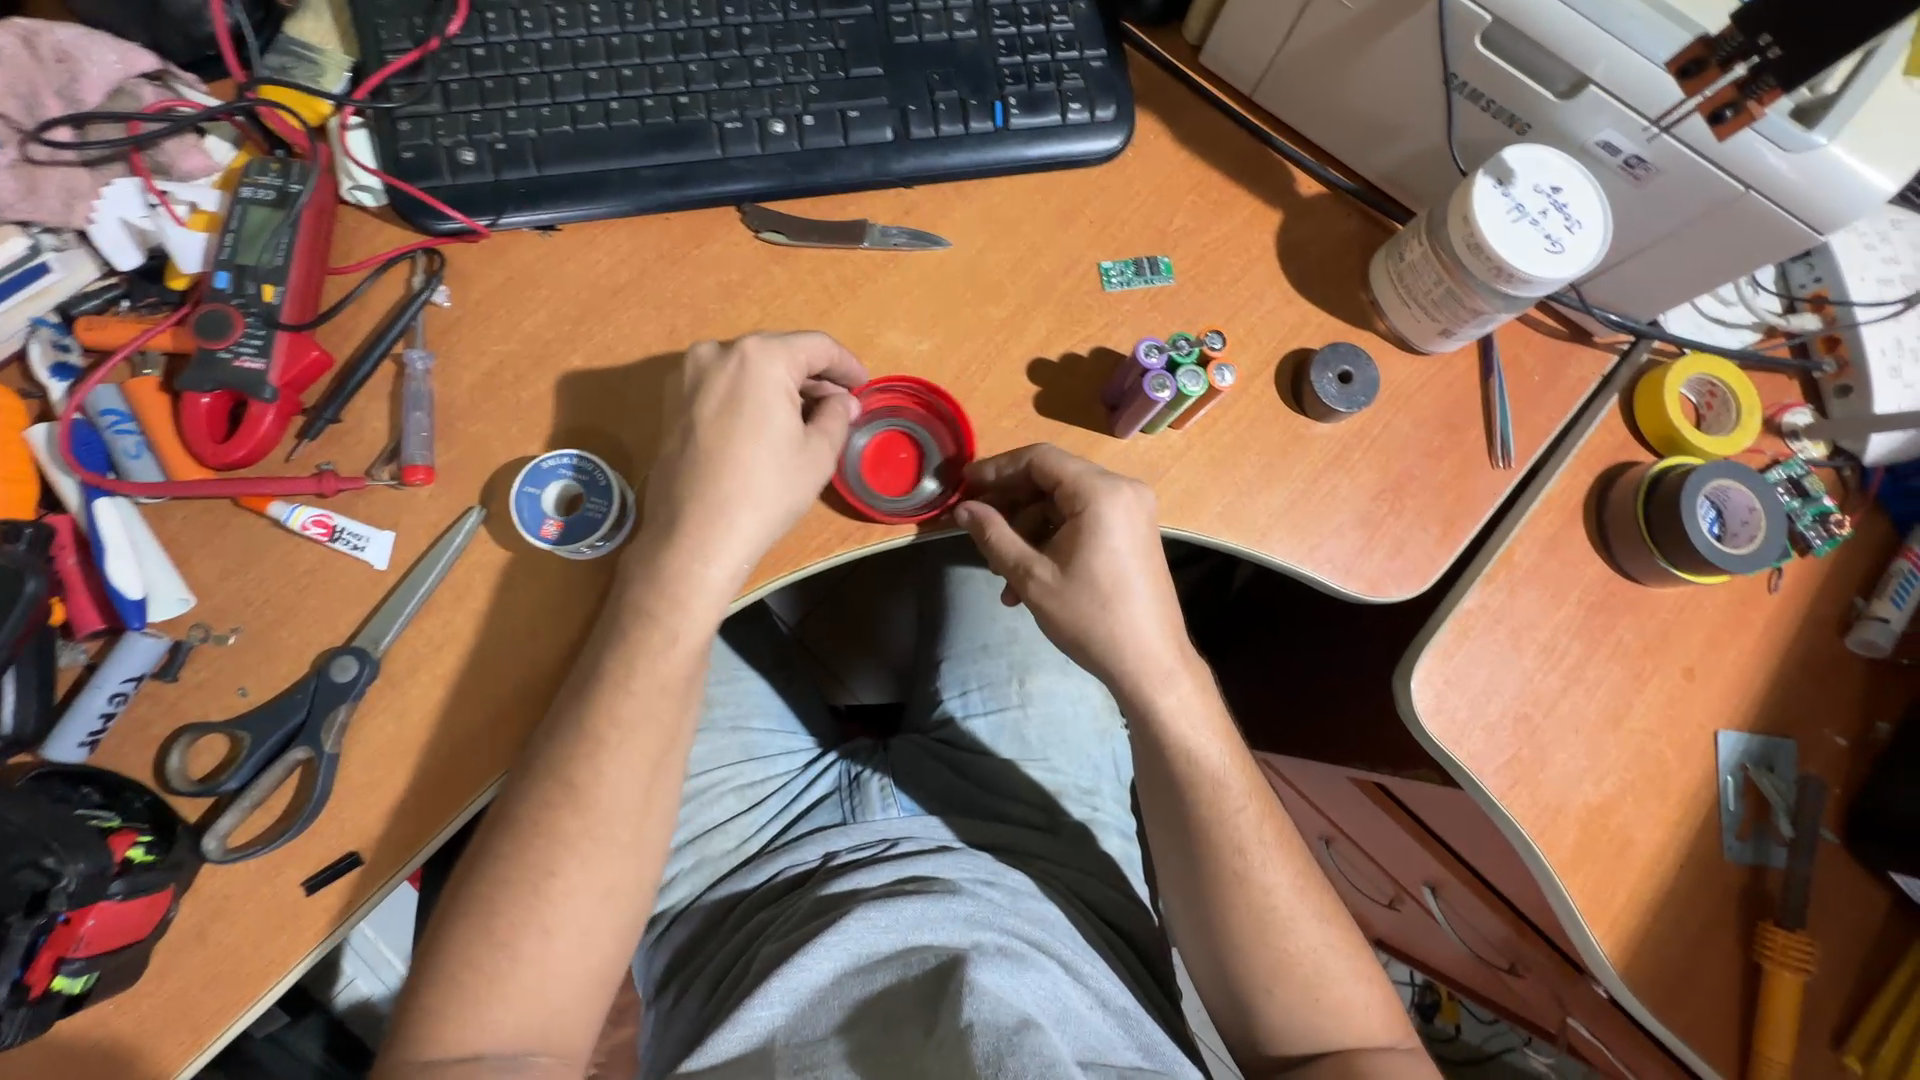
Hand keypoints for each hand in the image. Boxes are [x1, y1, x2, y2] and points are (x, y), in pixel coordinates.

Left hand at [639, 332, 867, 593]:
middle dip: (813, 376)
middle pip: (779, 352)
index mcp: (761, 357)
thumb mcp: (818, 453)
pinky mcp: (672, 401)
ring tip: (806, 416)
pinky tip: (767, 423)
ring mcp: (688, 374)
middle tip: (841, 403)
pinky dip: (750, 395)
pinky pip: (724, 385)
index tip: (864, 386)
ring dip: (781, 385)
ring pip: (749, 368)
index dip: (847, 365)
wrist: (697, 534)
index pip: (817, 346)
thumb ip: (837, 415)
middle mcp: (719, 352)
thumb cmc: (766, 491)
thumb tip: (843, 401)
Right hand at [952, 444, 1199, 701]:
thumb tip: (963, 509)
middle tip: (975, 529)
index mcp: (1101, 492)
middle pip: (1052, 479)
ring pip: (1064, 504)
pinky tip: (1027, 580)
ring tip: (1002, 574)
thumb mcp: (1033, 577)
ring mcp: (1132, 510)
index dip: (996, 470)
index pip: (1039, 459)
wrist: (1150, 664)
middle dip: (1010, 506)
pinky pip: (1083, 520)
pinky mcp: (1133, 531)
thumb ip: (993, 535)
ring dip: (1028, 532)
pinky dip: (1052, 540)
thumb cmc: (1091, 619)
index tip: (963, 486)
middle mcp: (1122, 489)